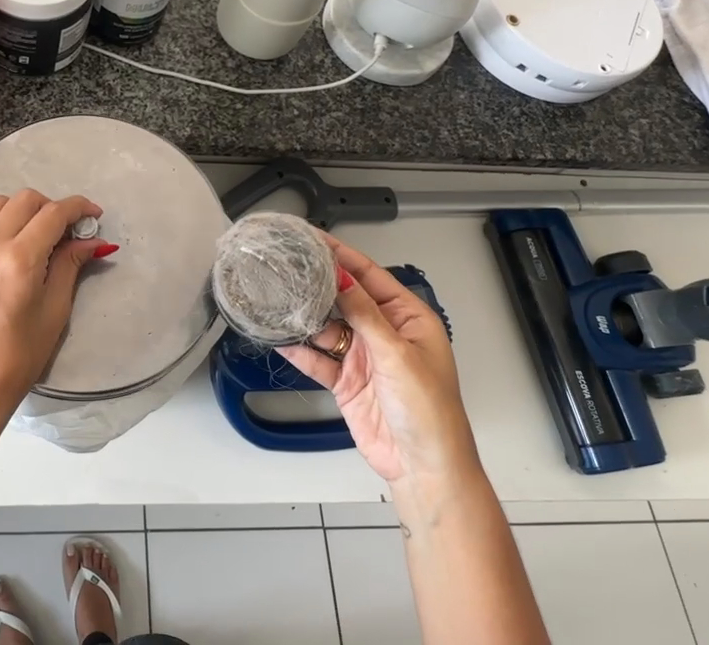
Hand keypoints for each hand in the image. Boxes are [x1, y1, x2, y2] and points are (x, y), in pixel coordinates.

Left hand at [0, 189, 107, 409]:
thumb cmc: (19, 356)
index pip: (53, 214)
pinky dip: (0, 222)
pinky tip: (12, 245)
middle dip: (52, 207)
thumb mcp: (55, 310)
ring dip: (23, 209)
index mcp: (18, 259)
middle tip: (67, 230)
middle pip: (25, 200)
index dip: (78, 208)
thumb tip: (91, 241)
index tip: (94, 215)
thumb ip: (70, 266)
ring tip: (38, 235)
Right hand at [277, 234, 478, 496]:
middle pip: (345, 299)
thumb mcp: (397, 355)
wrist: (423, 469)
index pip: (370, 276)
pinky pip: (318, 358)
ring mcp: (364, 357)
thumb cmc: (430, 412)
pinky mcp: (347, 381)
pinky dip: (300, 349)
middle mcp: (385, 333)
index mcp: (408, 319)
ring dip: (306, 318)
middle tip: (286, 266)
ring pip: (327, 327)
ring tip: (279, 301)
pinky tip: (281, 339)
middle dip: (318, 285)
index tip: (315, 239)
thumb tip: (342, 276)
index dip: (342, 257)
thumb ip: (365, 314)